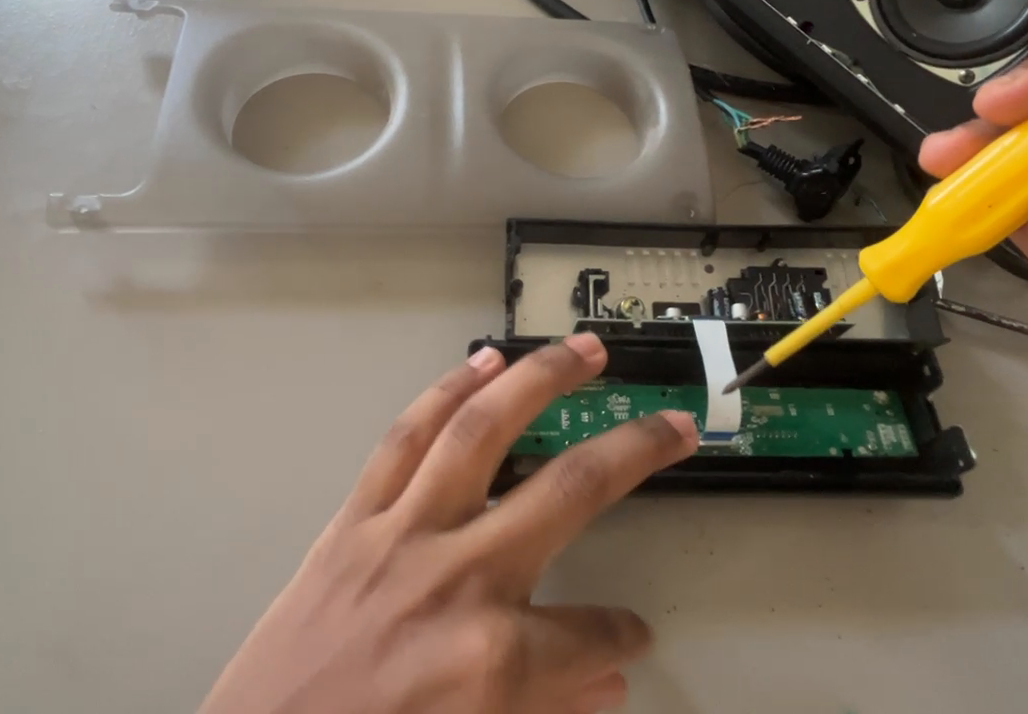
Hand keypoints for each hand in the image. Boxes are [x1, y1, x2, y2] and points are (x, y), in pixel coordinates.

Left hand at [200, 334, 697, 713]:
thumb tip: (612, 675)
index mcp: (494, 659)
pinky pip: (404, 439)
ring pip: (482, 433)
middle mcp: (459, 577)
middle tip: (673, 423)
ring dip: (540, 381)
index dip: (618, 636)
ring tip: (583, 349)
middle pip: (569, 490)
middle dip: (634, 451)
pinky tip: (482, 361)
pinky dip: (445, 392)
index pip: (590, 635)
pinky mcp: (354, 518)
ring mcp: (403, 534)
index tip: (631, 634)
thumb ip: (551, 705)